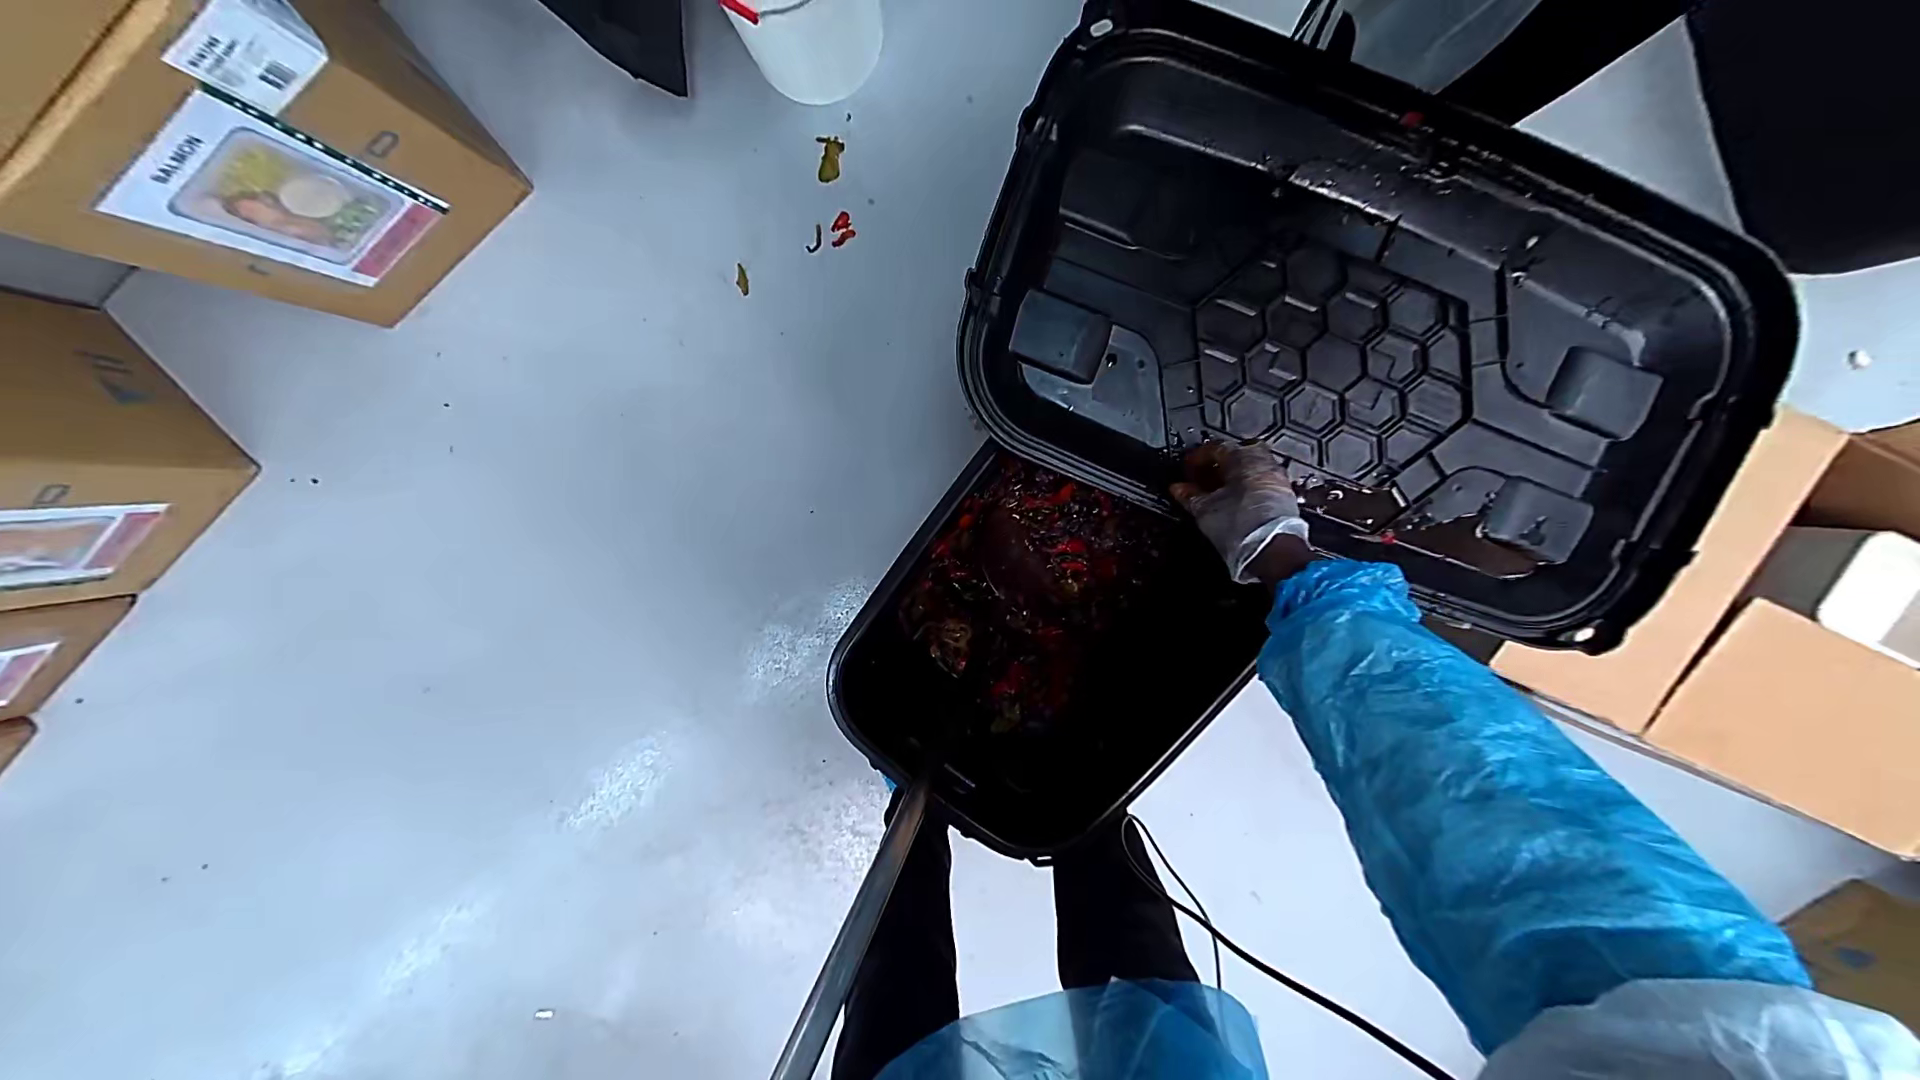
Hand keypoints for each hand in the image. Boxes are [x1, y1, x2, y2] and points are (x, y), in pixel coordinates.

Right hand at [1171, 443, 1311, 585]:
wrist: (1272, 551)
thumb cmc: (1241, 526)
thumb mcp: (1204, 509)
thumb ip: (1189, 495)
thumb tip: (1179, 489)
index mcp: (1243, 459)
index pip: (1216, 448)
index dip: (1197, 458)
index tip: (1188, 468)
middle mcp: (1264, 464)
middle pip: (1238, 453)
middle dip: (1219, 463)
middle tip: (1204, 476)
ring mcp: (1277, 480)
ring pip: (1252, 468)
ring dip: (1234, 475)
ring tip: (1218, 491)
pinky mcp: (1284, 497)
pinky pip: (1262, 483)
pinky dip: (1247, 487)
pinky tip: (1235, 502)